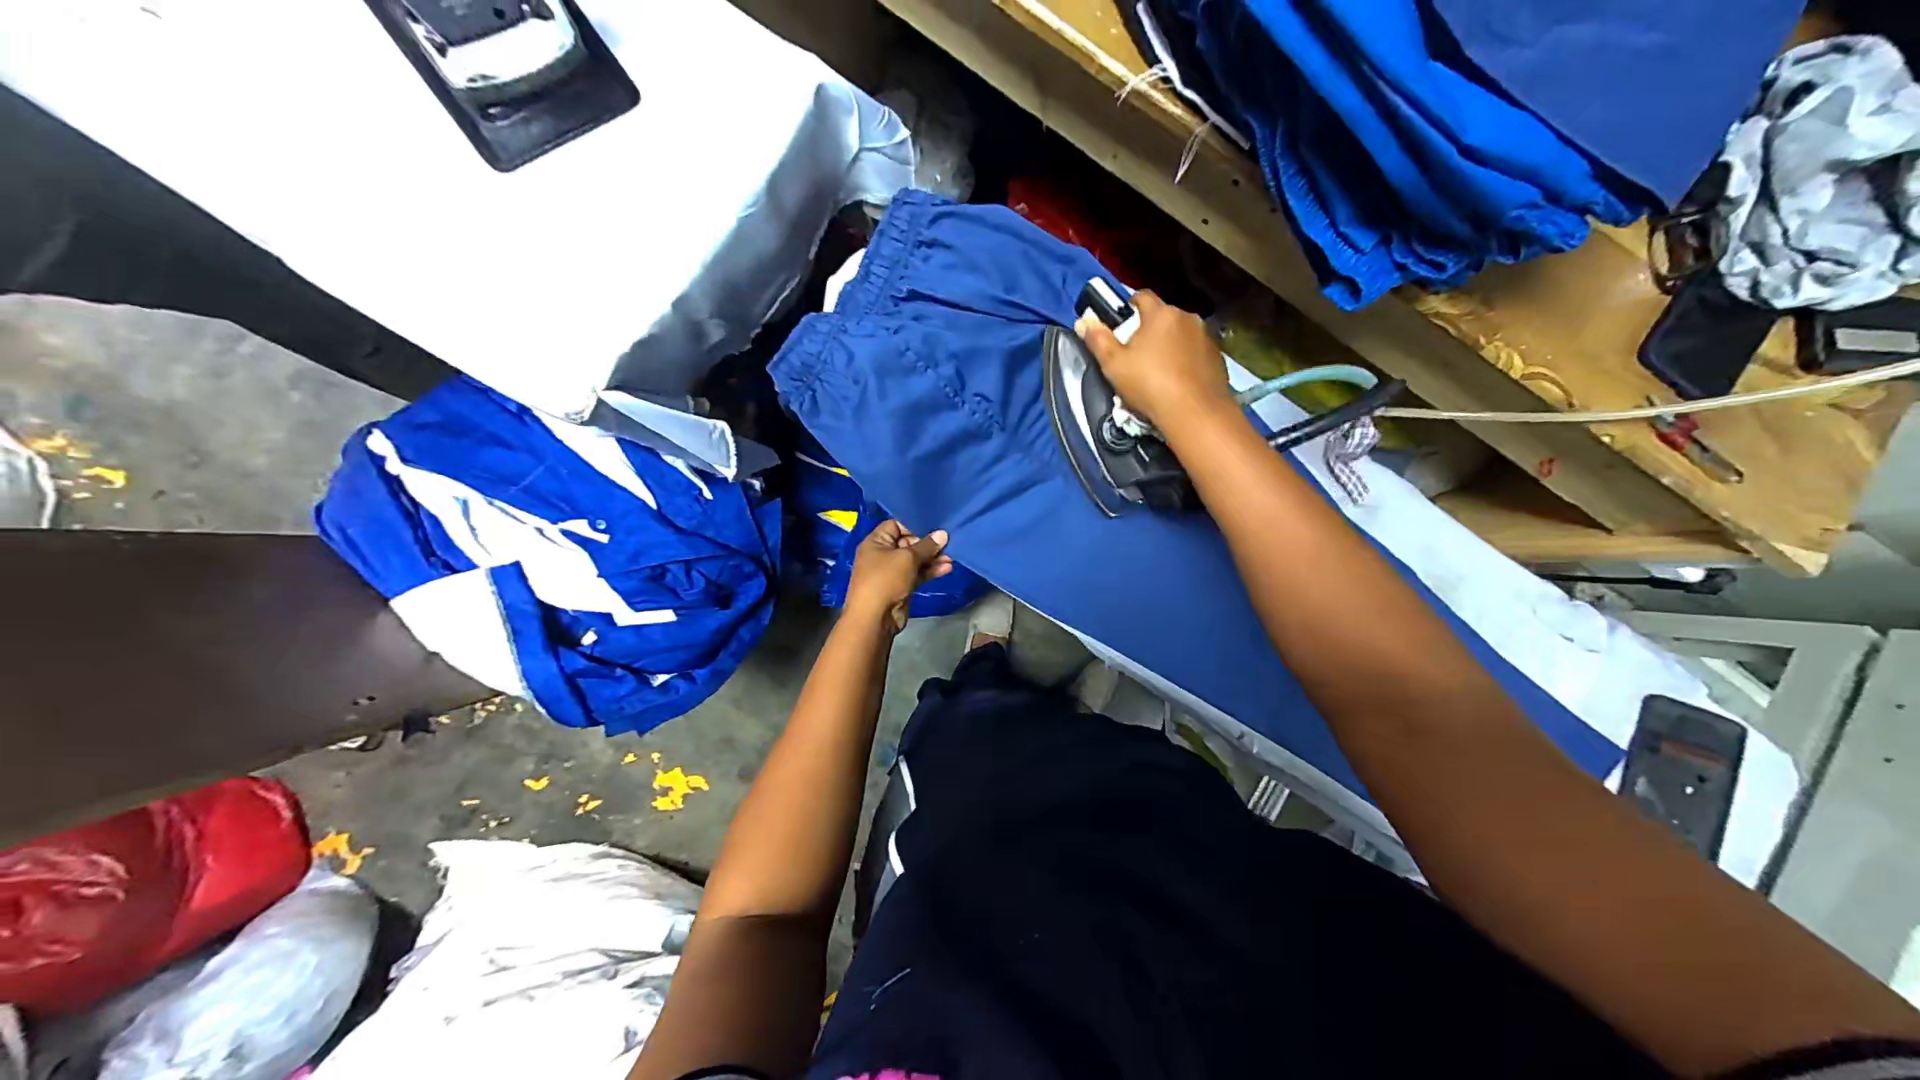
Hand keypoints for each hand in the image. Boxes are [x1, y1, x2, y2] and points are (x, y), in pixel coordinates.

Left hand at [844, 520, 953, 632]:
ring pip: (915, 560)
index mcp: (876, 542)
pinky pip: (917, 574)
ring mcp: (892, 571)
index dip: (914, 524)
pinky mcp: (901, 586)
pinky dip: (930, 570)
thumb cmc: (885, 580)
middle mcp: (882, 554)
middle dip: (928, 543)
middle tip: (948, 541)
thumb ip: (926, 545)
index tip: (934, 525)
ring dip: (932, 558)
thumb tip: (942, 534)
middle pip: (908, 542)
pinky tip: (947, 567)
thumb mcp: (907, 558)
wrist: (875, 617)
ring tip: (952, 555)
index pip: (896, 525)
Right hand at [1075, 290, 1234, 434]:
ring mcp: (1206, 337)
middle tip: (1136, 353)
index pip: (1142, 296)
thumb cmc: (1149, 384)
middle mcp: (1187, 318)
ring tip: (1159, 370)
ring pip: (1181, 334)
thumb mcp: (1113, 364)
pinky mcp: (1217, 358)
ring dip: (1170, 345)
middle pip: (1163, 317)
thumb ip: (1097, 339)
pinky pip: (1196, 352)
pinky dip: (1186, 360)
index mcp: (1161, 314)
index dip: (1129, 306)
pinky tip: (1178, 380)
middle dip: (1150, 329)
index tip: (1122, 322)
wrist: (1194, 413)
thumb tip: (1083, 320)